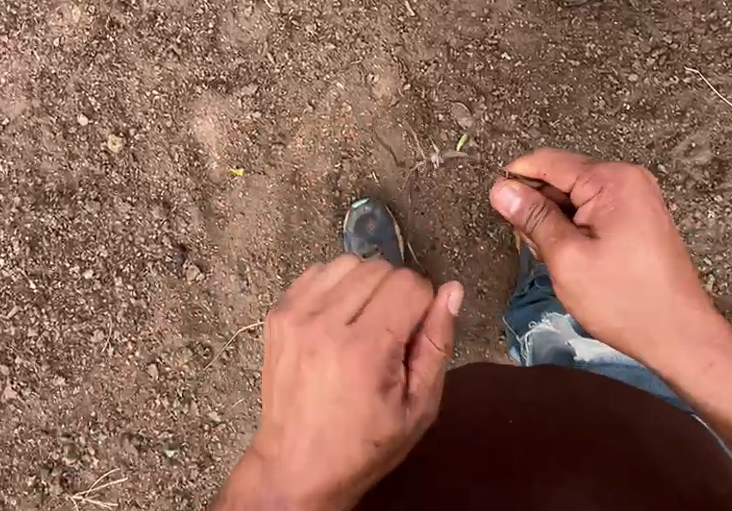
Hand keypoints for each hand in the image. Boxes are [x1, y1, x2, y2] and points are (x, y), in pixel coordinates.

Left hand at [221, 256, 462, 510]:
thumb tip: (453, 289)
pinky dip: (336, 284)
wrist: (296, 468)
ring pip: (351, 262)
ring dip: (366, 284)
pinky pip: (320, 270)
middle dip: (396, 293)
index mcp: (365, 350)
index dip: (423, 305)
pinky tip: (339, 317)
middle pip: (381, 268)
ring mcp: (297, 314)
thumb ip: (438, 343)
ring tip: (364, 322)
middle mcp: (327, 323)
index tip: (414, 334)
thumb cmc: (365, 445)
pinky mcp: (278, 312)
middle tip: (391, 332)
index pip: (410, 283)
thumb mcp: (418, 407)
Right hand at [490, 149, 731, 375]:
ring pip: (575, 195)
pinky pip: (594, 207)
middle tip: (532, 247)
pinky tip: (574, 256)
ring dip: (556, 220)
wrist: (684, 339)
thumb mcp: (567, 258)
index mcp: (611, 179)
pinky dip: (576, 226)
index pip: (547, 161)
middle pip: (562, 176)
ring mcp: (637, 195)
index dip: (516, 180)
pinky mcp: (640, 214)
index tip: (496, 206)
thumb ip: (532, 217)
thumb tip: (500, 188)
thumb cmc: (623, 300)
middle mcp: (627, 177)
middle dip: (539, 206)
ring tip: (557, 258)